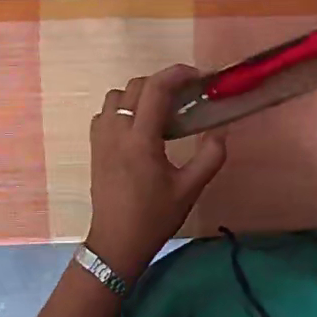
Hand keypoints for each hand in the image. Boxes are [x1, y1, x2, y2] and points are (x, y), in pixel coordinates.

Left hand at [84, 64, 228, 279]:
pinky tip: (139, 127)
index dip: (178, 74)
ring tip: (162, 111)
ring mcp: (101, 138)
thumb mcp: (190, 189)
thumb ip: (210, 155)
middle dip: (163, 83)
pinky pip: (105, 113)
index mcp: (140, 140)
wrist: (117, 242)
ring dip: (140, 95)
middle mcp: (116, 131)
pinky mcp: (94, 148)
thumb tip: (221, 129)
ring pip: (116, 96)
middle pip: (136, 86)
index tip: (199, 77)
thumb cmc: (155, 217)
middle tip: (186, 96)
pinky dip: (123, 109)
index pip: (156, 89)